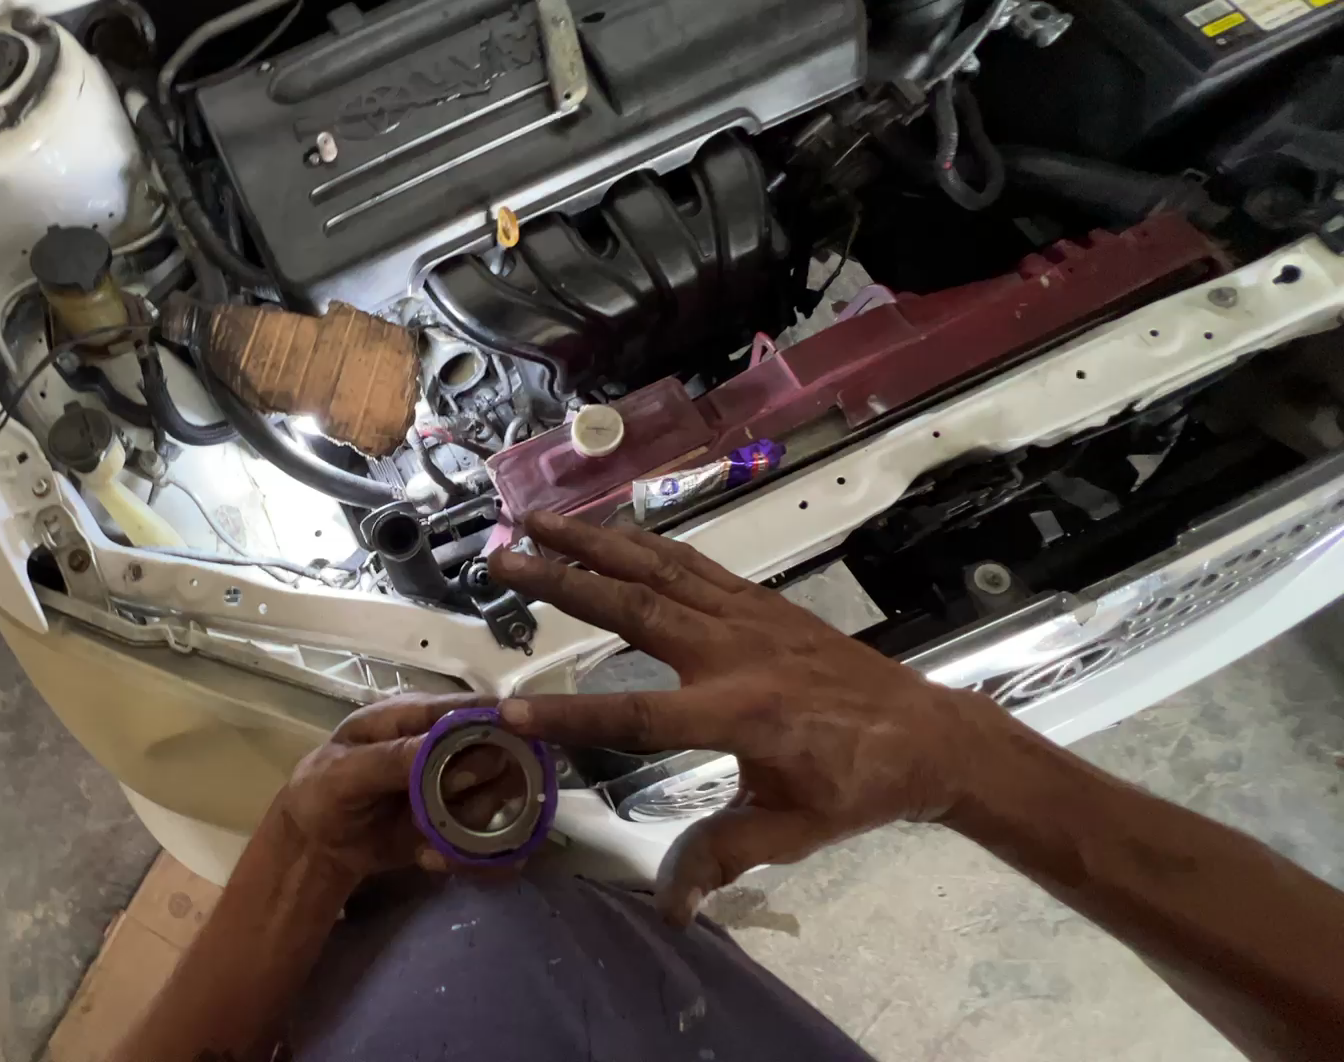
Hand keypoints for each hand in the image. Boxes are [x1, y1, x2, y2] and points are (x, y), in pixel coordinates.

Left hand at [266, 696, 519, 886]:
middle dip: (479, 783)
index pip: (470, 708)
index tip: (510, 749)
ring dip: (471, 824)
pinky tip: (431, 859)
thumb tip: (441, 741)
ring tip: (430, 840)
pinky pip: (488, 836)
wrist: (318, 844)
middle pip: (497, 752)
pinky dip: (469, 854)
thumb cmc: (323, 791)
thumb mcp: (345, 771)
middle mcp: (444, 744)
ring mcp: (455, 783)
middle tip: (446, 806)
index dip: (497, 722)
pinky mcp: (457, 821)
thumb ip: (391, 756)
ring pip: (498, 796)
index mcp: (415, 715)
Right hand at [488, 510, 1017, 922]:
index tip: (509, 707)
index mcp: (736, 715)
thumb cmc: (856, 785)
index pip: (636, 716)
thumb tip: (668, 908)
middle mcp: (729, 652)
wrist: (928, 731)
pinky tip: (604, 530)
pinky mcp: (753, 597)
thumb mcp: (792, 829)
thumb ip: (722, 854)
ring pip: (653, 568)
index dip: (571, 714)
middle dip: (559, 583)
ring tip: (535, 522)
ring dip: (589, 541)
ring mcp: (740, 615)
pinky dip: (638, 542)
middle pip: (630, 609)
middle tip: (503, 564)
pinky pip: (687, 561)